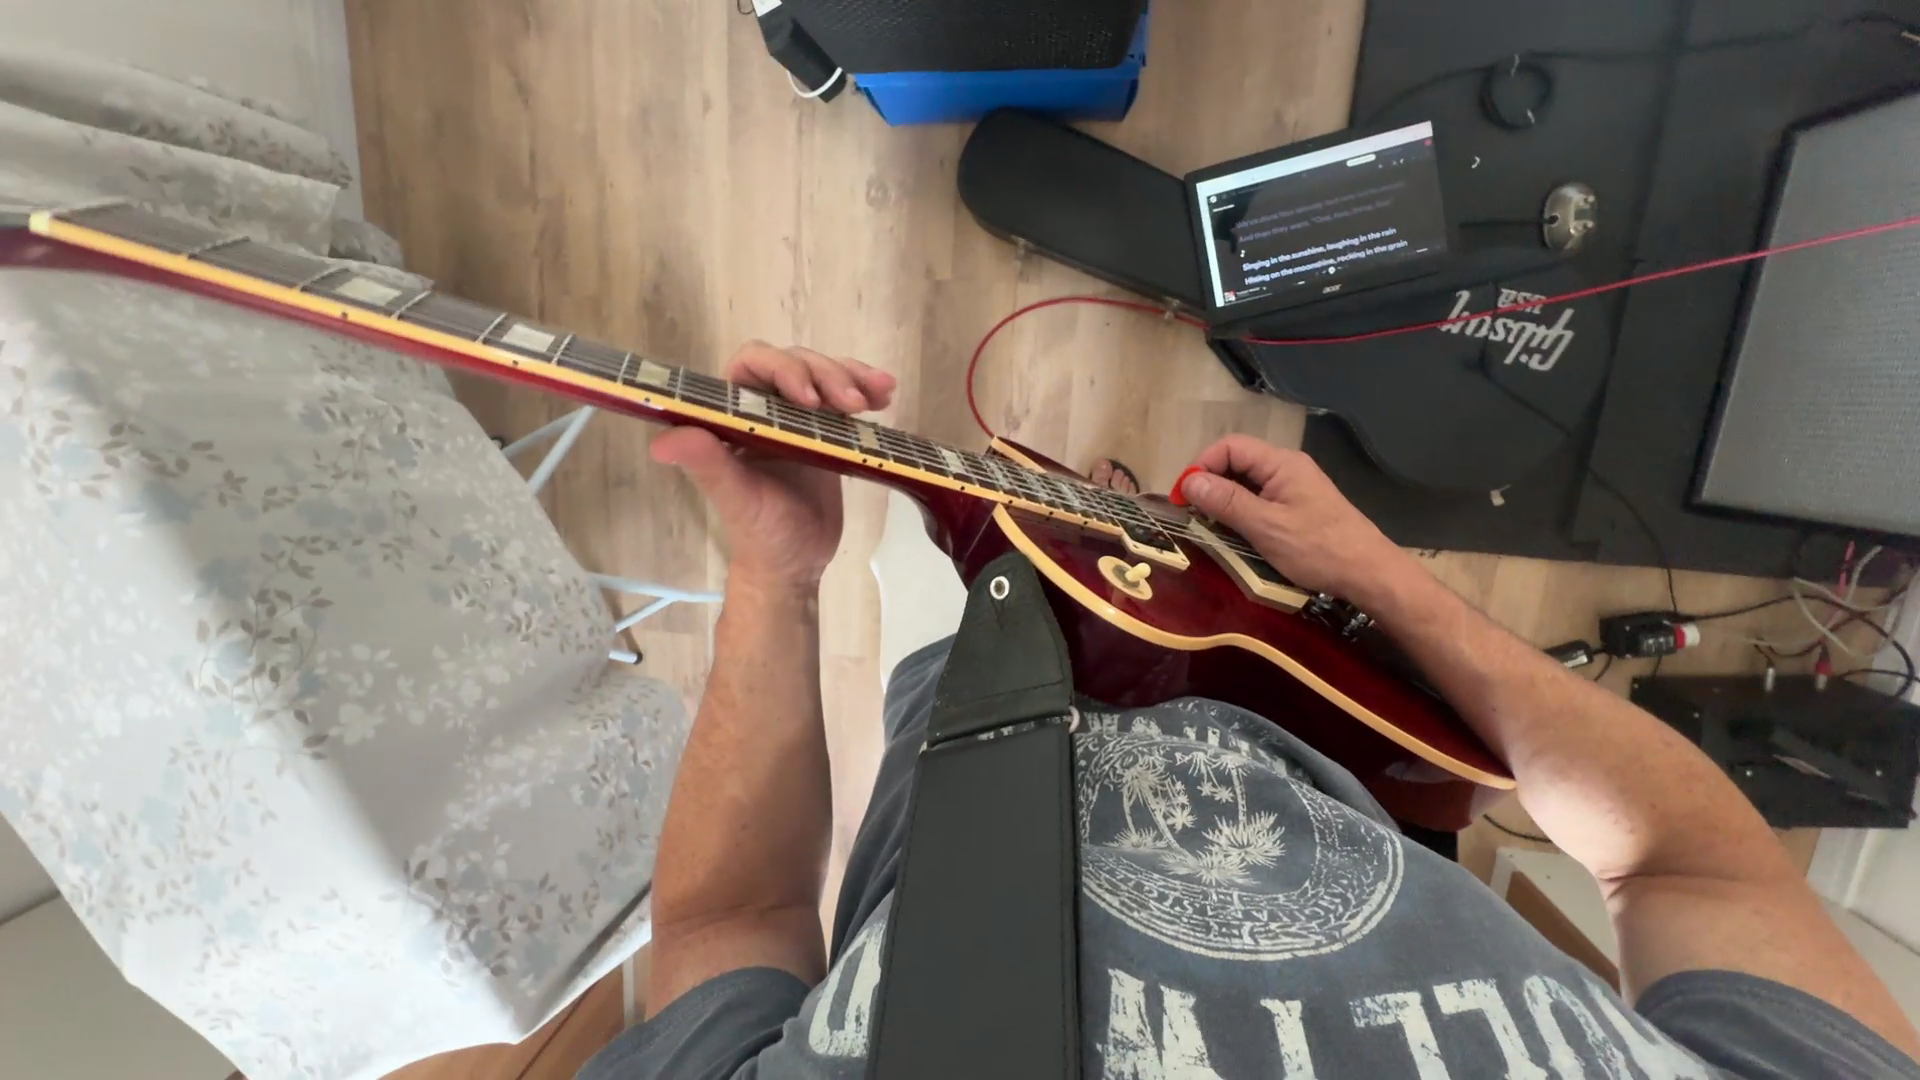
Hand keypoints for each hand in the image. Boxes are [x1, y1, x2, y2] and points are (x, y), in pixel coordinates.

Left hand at [651, 343, 895, 590]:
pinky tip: (886, 395)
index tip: (810, 398)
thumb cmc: (761, 535)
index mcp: (732, 417)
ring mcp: (798, 417)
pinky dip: (867, 389)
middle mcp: (763, 408)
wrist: (798, 563)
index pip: (751, 365)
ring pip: (823, 372)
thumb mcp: (737, 501)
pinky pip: (845, 397)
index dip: (781, 368)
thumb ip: (708, 467)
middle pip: (794, 362)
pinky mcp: (827, 430)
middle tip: (851, 404)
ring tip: (878, 396)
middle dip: (826, 373)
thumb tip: (662, 443)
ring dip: (851, 376)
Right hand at [1179, 436, 1416, 606]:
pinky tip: (1235, 533)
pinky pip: (1259, 500)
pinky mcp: (1296, 507)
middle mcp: (1287, 468)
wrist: (1368, 574)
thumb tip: (1189, 481)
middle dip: (1210, 483)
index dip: (1202, 466)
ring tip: (1210, 526)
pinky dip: (1240, 512)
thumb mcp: (1266, 526)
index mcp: (1281, 463)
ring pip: (1246, 482)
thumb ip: (1226, 501)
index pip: (1230, 446)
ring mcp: (1293, 488)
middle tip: (1193, 514)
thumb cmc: (1318, 548)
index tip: (1185, 497)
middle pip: (1237, 462)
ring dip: (1224, 501)